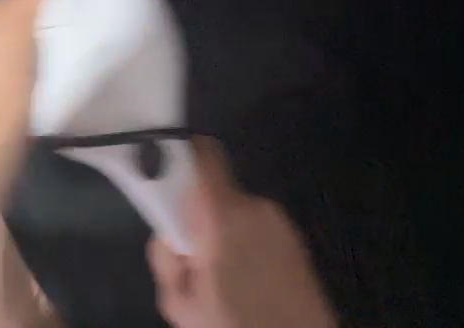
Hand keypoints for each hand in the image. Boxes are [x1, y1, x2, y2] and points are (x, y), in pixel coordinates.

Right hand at [147, 138, 337, 327]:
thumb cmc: (237, 325)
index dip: (181, 157)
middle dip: (199, 217)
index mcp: (223, 212)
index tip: (167, 179)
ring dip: (225, 233)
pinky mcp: (298, 240)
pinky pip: (259, 228)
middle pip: (213, 191)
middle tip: (197, 258)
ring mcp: (281, 222)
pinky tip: (251, 282)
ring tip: (226, 278)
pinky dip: (249, 245)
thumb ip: (164, 257)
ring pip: (236, 212)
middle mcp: (255, 206)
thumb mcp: (181, 303)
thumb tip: (169, 236)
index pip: (202, 153)